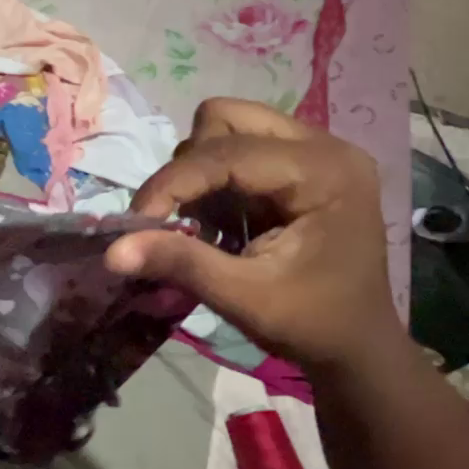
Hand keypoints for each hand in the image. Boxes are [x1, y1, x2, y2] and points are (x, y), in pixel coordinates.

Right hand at [105, 99, 405, 370]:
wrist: (357, 347)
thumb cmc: (310, 323)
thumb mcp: (242, 297)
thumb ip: (179, 263)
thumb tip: (111, 251)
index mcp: (324, 172)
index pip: (225, 153)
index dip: (171, 183)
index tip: (136, 223)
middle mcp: (324, 147)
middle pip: (224, 120)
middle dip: (189, 168)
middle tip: (179, 219)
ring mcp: (316, 151)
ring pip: (227, 127)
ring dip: (199, 172)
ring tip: (207, 223)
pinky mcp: (301, 164)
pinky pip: (238, 148)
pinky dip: (215, 180)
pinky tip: (225, 221)